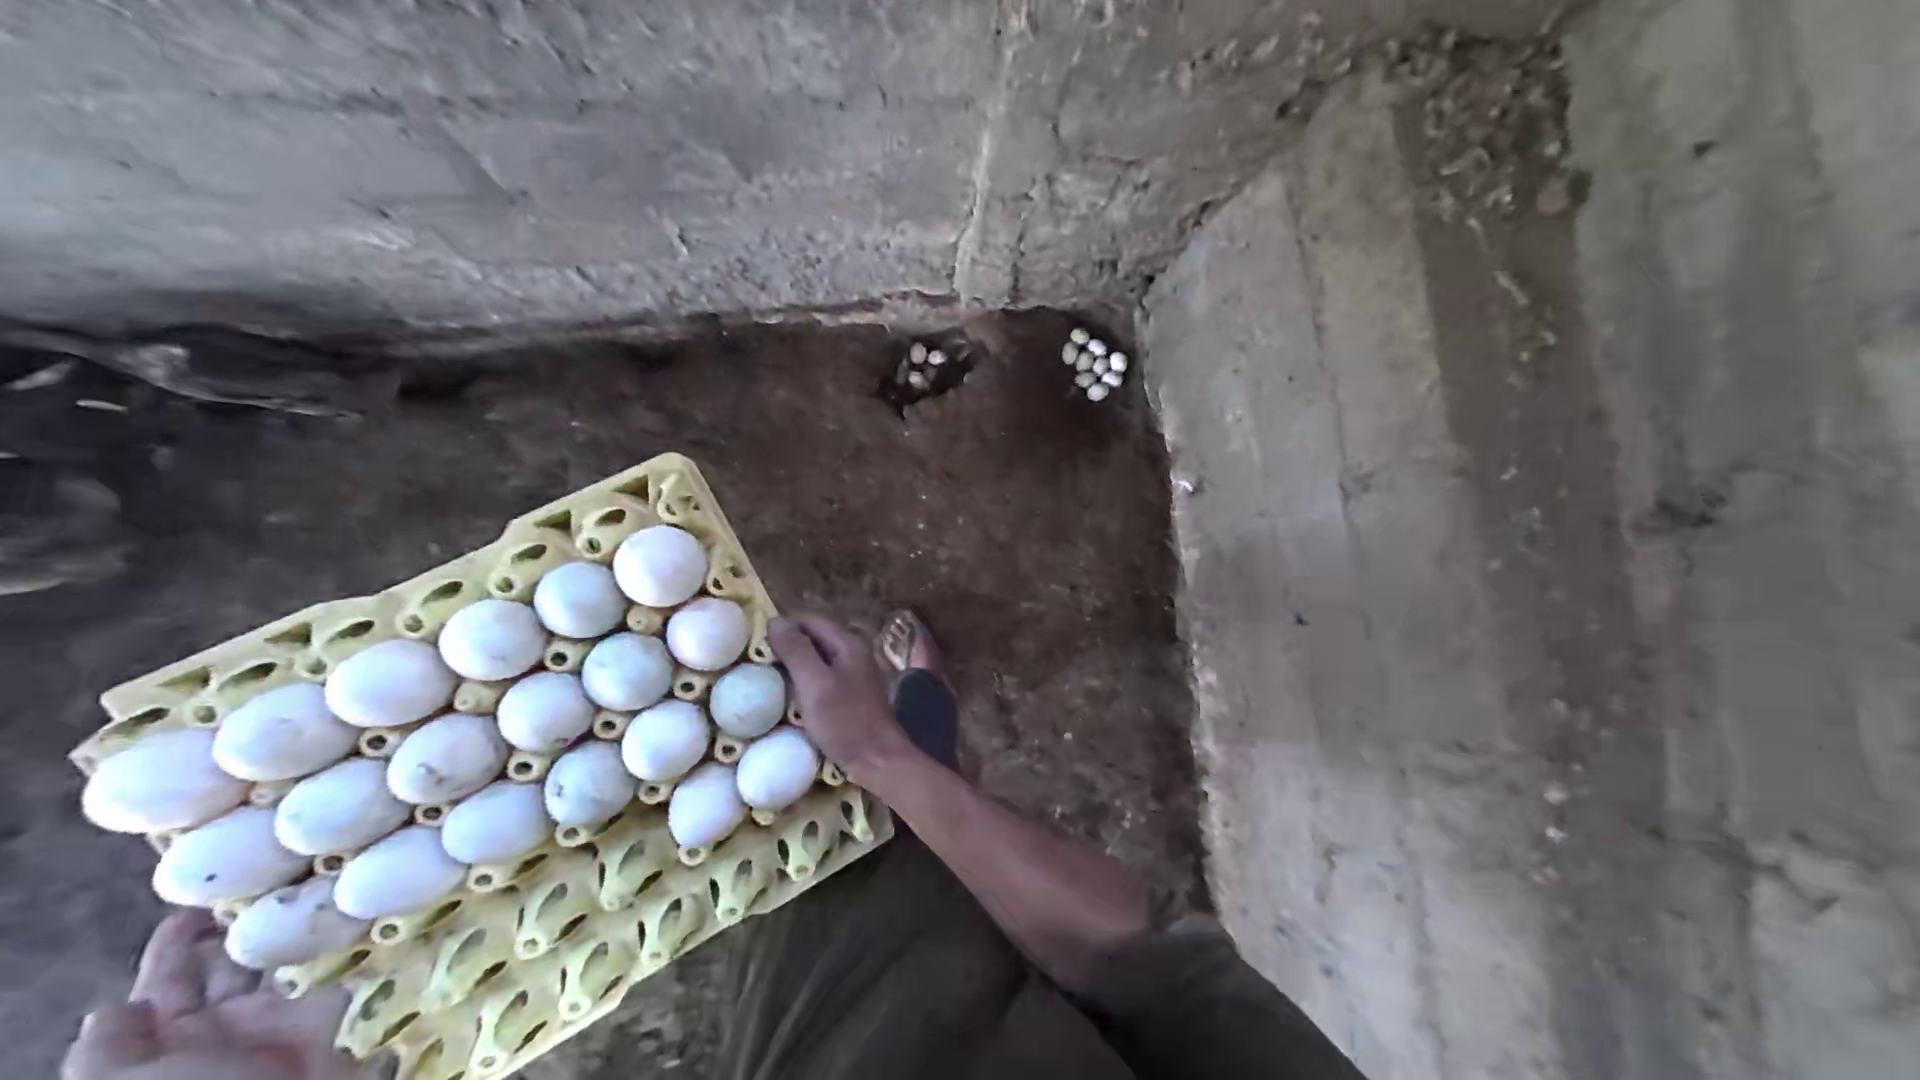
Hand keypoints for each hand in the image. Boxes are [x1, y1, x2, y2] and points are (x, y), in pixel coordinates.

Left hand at [63, 910, 360, 1079]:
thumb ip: (107, 1052)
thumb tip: (113, 1006)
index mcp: (165, 1040)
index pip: (167, 978)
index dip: (178, 940)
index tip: (202, 893)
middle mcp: (220, 1024)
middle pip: (233, 961)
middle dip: (252, 919)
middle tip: (280, 871)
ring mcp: (276, 1021)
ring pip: (286, 962)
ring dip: (301, 928)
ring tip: (322, 885)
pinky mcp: (324, 1019)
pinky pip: (337, 975)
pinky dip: (347, 946)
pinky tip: (358, 914)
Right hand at [767, 615, 918, 784]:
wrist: (879, 760)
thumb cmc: (846, 721)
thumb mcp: (815, 684)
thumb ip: (796, 651)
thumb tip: (775, 620)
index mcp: (848, 642)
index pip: (810, 619)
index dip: (783, 627)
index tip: (757, 644)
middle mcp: (855, 651)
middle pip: (815, 637)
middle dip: (788, 645)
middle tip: (760, 663)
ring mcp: (856, 672)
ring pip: (818, 657)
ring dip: (795, 664)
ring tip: (770, 678)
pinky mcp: (852, 692)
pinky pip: (824, 676)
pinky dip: (807, 680)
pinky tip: (792, 695)